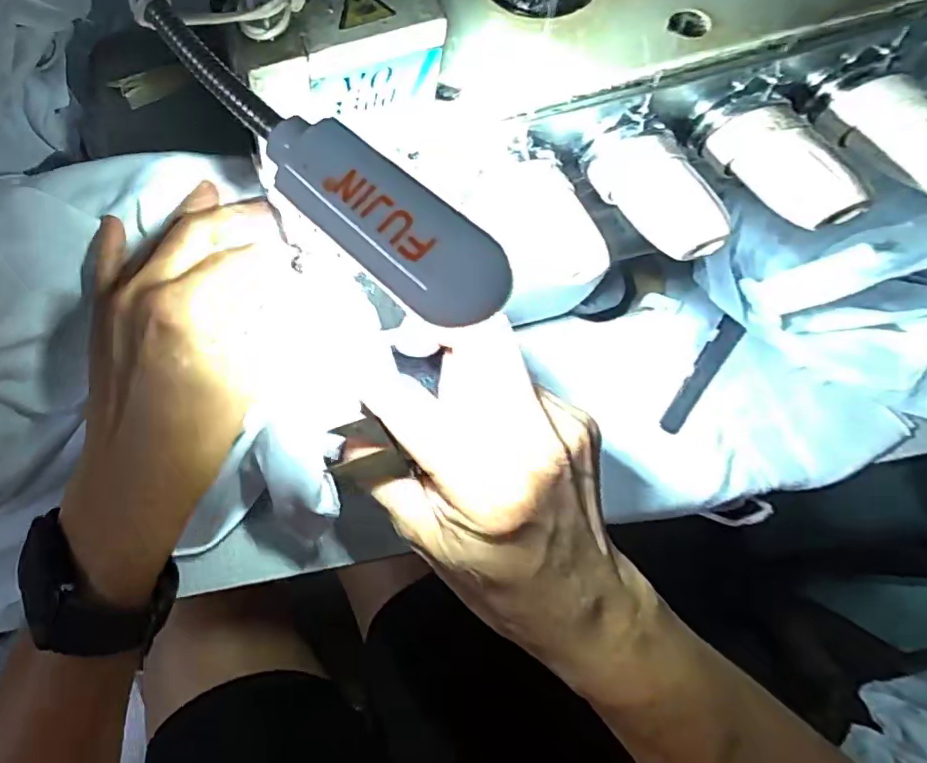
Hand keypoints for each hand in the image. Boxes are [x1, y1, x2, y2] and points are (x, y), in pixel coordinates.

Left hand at [59, 182, 294, 606]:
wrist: (131, 478)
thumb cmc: (197, 436)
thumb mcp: (242, 377)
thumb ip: (252, 321)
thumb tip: (264, 286)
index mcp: (186, 307)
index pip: (236, 261)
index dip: (266, 251)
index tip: (287, 244)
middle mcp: (147, 290)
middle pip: (197, 235)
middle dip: (234, 216)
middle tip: (264, 212)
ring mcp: (117, 298)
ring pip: (156, 240)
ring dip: (185, 215)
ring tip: (207, 188)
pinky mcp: (101, 314)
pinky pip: (104, 266)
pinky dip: (113, 242)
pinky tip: (117, 220)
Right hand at [351, 318, 673, 704]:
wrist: (582, 601)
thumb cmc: (501, 581)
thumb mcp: (422, 534)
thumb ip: (377, 469)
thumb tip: (344, 422)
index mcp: (485, 482)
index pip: (406, 400)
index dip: (370, 378)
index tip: (351, 367)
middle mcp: (531, 440)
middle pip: (476, 335)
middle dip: (428, 325)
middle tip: (401, 343)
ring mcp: (559, 420)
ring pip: (494, 348)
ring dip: (454, 353)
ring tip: (434, 386)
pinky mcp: (574, 413)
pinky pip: (515, 374)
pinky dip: (484, 382)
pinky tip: (477, 417)